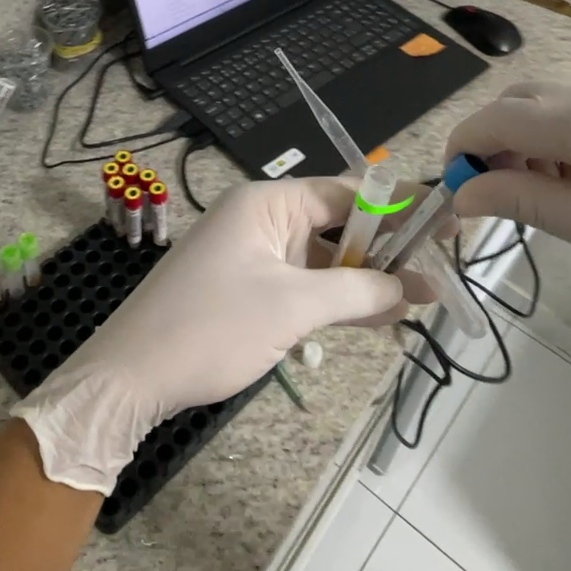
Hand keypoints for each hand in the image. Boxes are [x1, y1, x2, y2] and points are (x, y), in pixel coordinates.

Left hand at [11, 177, 430, 493]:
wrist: (130, 376)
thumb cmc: (211, 328)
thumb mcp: (293, 307)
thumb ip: (358, 292)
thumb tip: (411, 286)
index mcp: (266, 204)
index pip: (345, 194)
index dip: (395, 209)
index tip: (441, 224)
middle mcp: (259, 220)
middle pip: (335, 226)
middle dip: (384, 251)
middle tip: (437, 271)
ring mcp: (250, 255)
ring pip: (321, 260)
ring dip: (362, 281)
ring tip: (416, 302)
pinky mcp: (244, 288)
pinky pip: (300, 284)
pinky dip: (333, 300)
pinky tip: (372, 318)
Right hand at [445, 81, 570, 386]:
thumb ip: (527, 200)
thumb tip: (464, 194)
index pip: (504, 114)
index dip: (463, 146)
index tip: (449, 188)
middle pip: (530, 97)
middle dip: (495, 138)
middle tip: (491, 192)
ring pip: (566, 102)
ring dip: (534, 137)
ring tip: (540, 192)